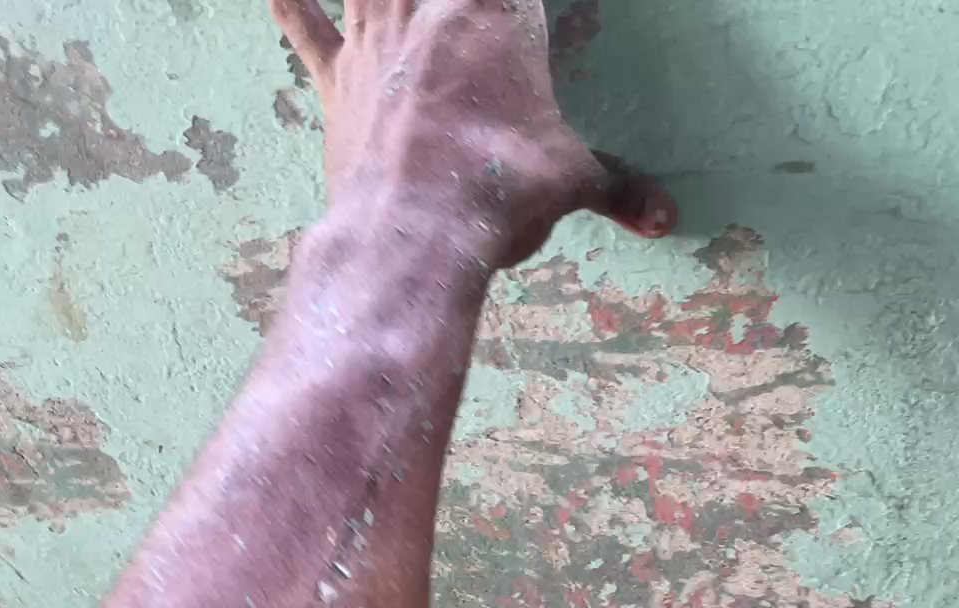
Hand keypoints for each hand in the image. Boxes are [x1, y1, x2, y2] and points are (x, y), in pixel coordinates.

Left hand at [272, 0, 677, 266]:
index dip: (518, 0)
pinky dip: (292, 7)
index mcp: (497, 11)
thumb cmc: (501, 193)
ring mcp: (376, 37)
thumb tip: (666, 217)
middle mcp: (428, 4)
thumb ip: (619, 189)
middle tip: (461, 2)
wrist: (417, 233)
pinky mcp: (339, 83)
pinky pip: (307, 28)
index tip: (519, 4)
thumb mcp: (572, 185)